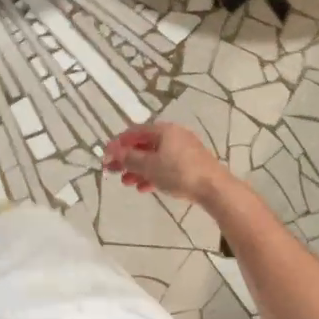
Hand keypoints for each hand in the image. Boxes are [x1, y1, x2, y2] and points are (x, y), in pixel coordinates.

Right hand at [103, 123, 231, 205]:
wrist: (214, 188)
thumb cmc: (178, 173)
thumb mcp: (149, 166)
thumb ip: (129, 158)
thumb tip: (112, 150)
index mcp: (163, 130)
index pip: (134, 132)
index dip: (118, 144)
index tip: (105, 157)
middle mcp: (173, 135)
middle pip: (144, 145)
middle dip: (127, 159)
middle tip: (112, 171)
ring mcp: (183, 150)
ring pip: (155, 157)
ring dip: (138, 169)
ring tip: (126, 183)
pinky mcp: (190, 164)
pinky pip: (166, 166)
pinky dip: (153, 174)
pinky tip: (144, 188)